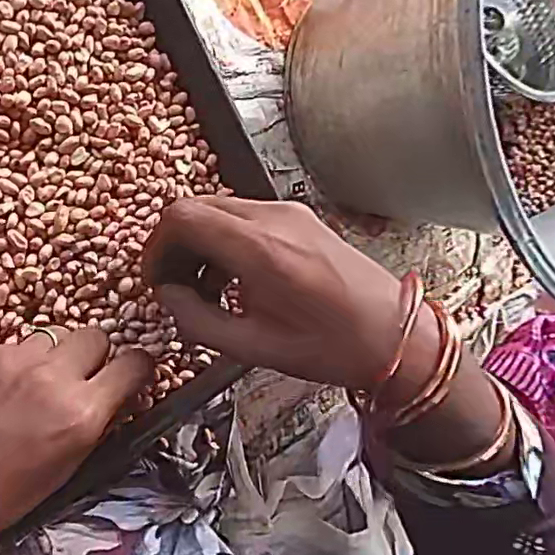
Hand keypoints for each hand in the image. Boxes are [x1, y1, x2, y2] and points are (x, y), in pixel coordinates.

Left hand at [0, 328, 150, 545]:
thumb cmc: (6, 498)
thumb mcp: (70, 466)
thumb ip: (98, 419)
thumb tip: (117, 390)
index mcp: (81, 413)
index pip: (134, 363)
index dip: (136, 369)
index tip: (128, 375)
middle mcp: (51, 378)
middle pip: (95, 336)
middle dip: (94, 356)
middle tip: (79, 380)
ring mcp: (12, 360)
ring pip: (55, 334)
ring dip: (55, 354)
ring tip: (36, 384)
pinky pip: (16, 344)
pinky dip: (18, 360)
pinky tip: (2, 389)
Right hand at [141, 196, 410, 389]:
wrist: (398, 335)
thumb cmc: (331, 347)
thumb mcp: (253, 347)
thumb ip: (197, 320)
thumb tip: (166, 296)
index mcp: (261, 250)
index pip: (182, 217)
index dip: (156, 246)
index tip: (156, 278)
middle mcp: (273, 218)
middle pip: (195, 207)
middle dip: (173, 245)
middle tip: (172, 284)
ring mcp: (288, 212)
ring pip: (216, 209)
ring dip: (196, 243)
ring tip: (202, 288)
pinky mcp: (298, 217)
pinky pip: (241, 216)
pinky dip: (221, 240)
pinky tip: (231, 278)